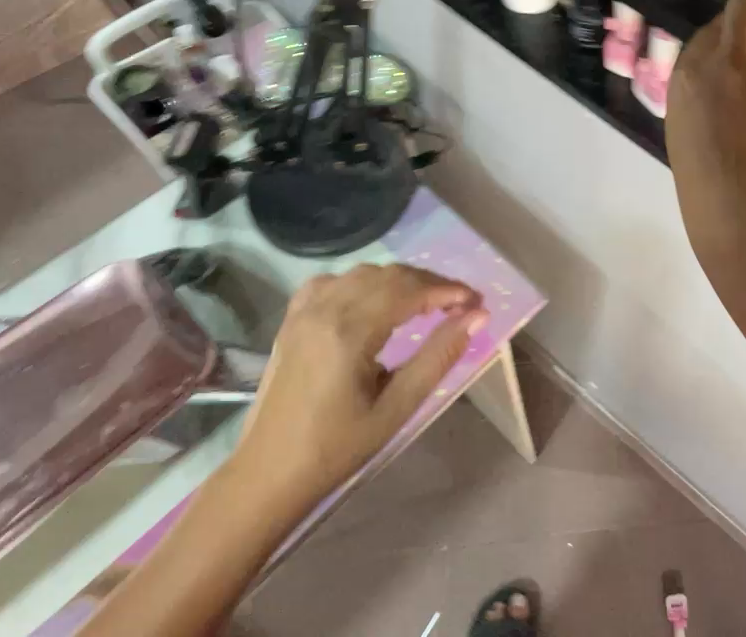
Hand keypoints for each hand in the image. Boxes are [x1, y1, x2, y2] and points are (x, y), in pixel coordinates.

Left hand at [232, 264, 485, 500]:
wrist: (268, 472)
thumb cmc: (337, 448)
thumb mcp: (396, 408)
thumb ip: (438, 356)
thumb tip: (477, 317)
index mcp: (350, 331)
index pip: (410, 291)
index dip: (448, 290)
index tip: (476, 302)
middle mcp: (325, 309)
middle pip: (389, 275)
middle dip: (429, 283)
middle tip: (459, 305)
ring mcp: (304, 311)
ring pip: (363, 273)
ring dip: (399, 280)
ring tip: (425, 303)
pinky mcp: (292, 320)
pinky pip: (333, 281)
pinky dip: (362, 282)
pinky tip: (374, 300)